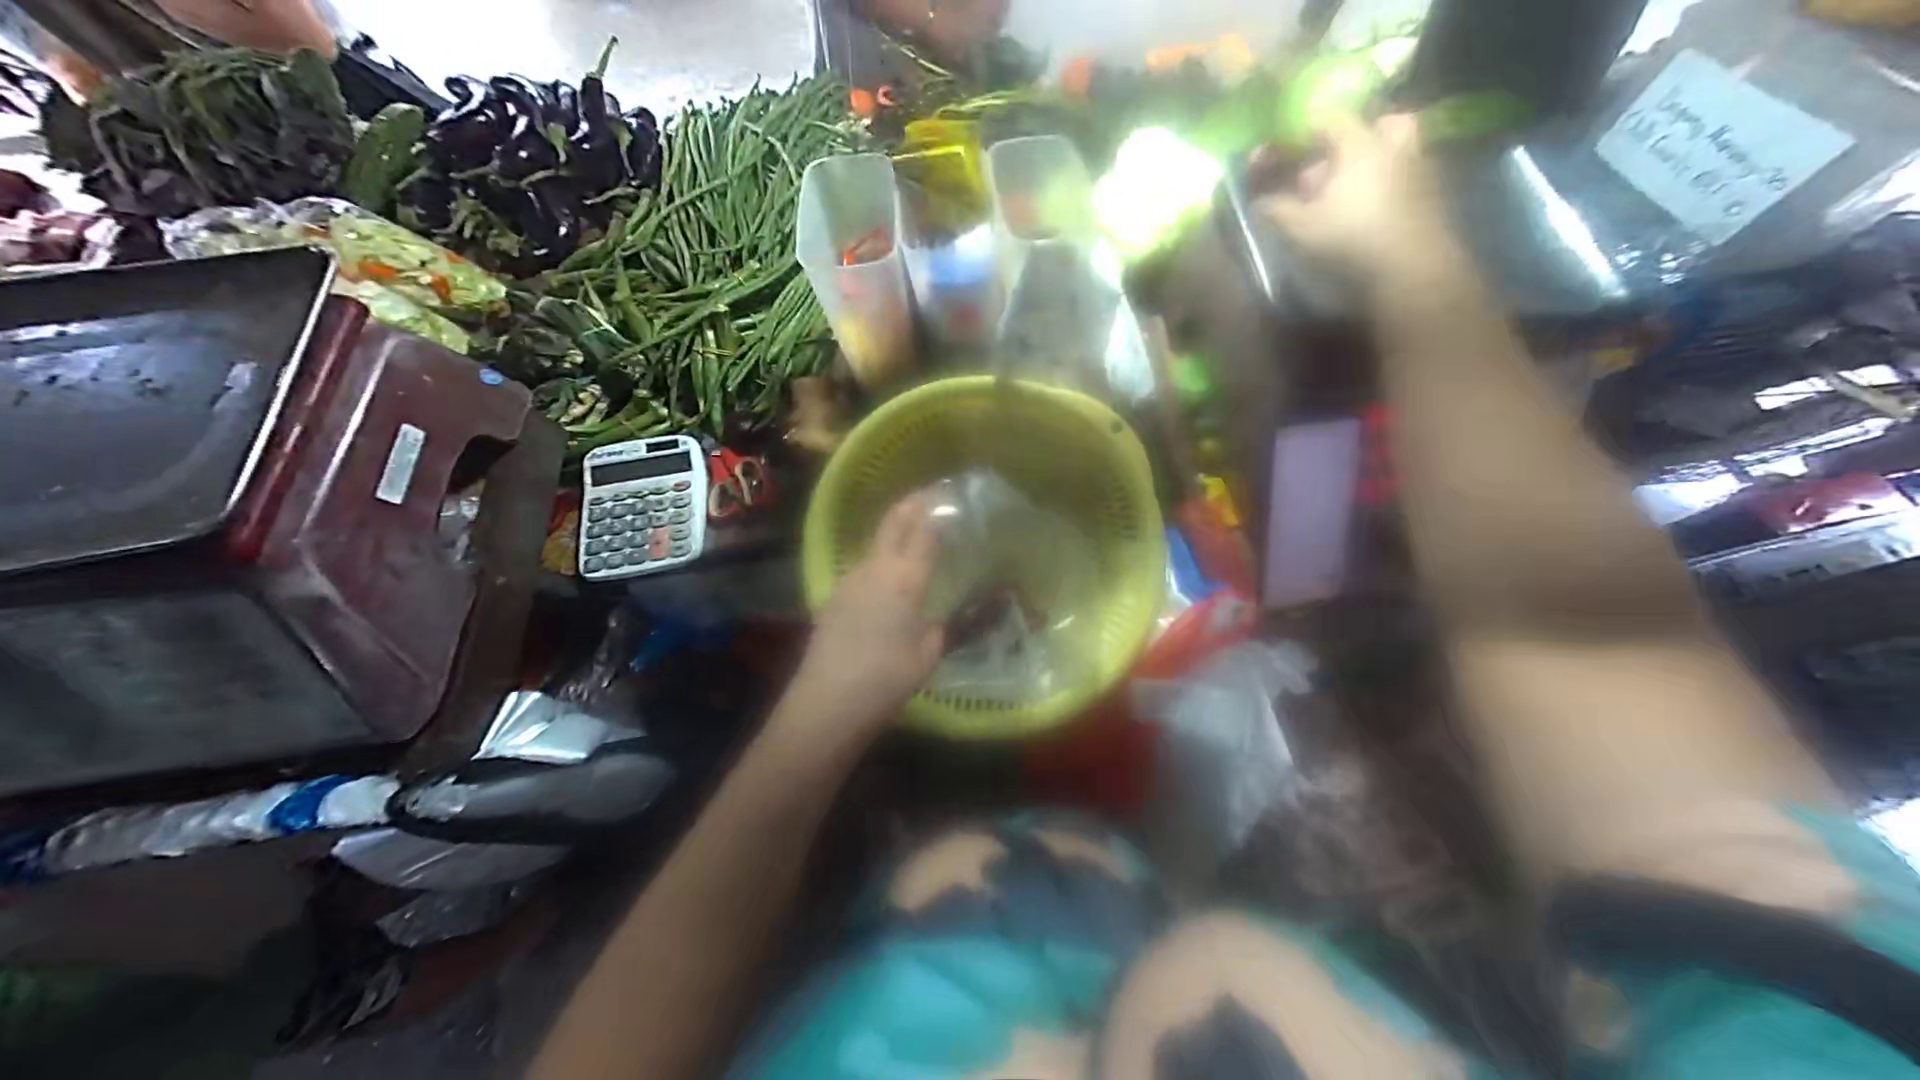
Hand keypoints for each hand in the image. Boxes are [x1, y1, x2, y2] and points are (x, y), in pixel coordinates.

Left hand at [783, 495, 944, 740]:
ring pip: (876, 544)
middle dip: (913, 504)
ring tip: (915, 538)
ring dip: (895, 533)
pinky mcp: (833, 596)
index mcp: (905, 579)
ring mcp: (849, 579)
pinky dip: (881, 562)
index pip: (926, 530)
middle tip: (931, 495)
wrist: (826, 703)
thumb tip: (938, 617)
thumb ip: (938, 629)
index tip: (952, 496)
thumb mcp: (927, 656)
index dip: (940, 509)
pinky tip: (888, 581)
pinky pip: (864, 569)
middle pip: (894, 521)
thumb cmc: (886, 681)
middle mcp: (875, 568)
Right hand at [1259, 114, 1456, 283]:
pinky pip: (1406, 177)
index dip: (1304, 127)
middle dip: (1358, 137)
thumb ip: (1277, 209)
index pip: (1331, 119)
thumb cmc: (1350, 239)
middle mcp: (1394, 148)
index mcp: (1361, 146)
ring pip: (1398, 150)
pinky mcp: (1430, 196)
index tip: (1284, 142)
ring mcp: (1418, 170)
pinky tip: (1368, 212)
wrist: (1410, 269)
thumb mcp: (1301, 228)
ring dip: (1375, 161)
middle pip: (1383, 123)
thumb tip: (1258, 201)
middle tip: (1335, 160)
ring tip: (1349, 190)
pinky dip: (1387, 186)